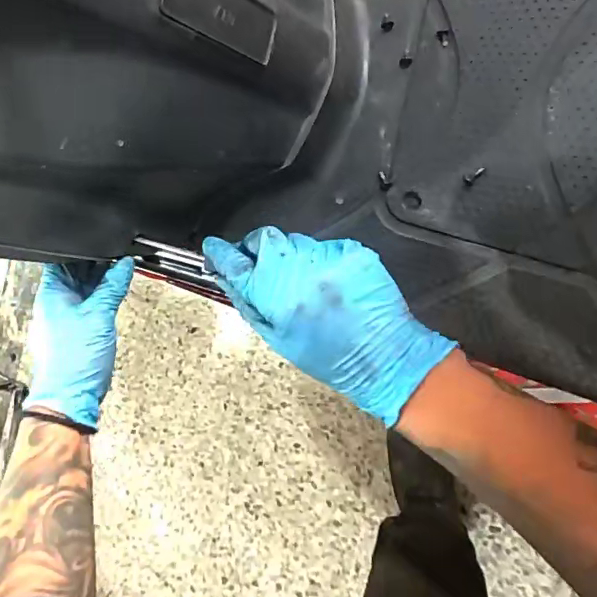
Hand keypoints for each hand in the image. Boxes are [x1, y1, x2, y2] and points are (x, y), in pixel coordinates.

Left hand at [25, 258, 135, 429]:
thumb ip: (112, 287)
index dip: (81, 247)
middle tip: (118, 256)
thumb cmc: (73, 361)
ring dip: (101, 280)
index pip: (62, 257)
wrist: (71, 397)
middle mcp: (55, 301)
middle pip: (75, 270)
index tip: (103, 241)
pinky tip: (115, 293)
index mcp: (51, 292)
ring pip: (84, 287)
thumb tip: (124, 264)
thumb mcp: (99, 315)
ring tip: (121, 272)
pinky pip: (89, 303)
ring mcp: (65, 315)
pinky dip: (101, 297)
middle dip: (96, 263)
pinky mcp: (76, 328)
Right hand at [202, 227, 455, 425]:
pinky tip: (329, 284)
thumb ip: (246, 302)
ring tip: (305, 284)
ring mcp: (325, 256)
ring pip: (294, 241)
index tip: (214, 249)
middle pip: (264, 239)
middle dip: (257, 248)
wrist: (383, 357)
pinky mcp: (351, 252)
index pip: (234, 259)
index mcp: (271, 292)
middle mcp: (296, 267)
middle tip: (264, 267)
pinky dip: (321, 261)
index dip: (220, 252)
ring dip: (291, 256)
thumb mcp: (274, 336)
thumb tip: (225, 277)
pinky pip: (325, 247)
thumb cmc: (326, 354)